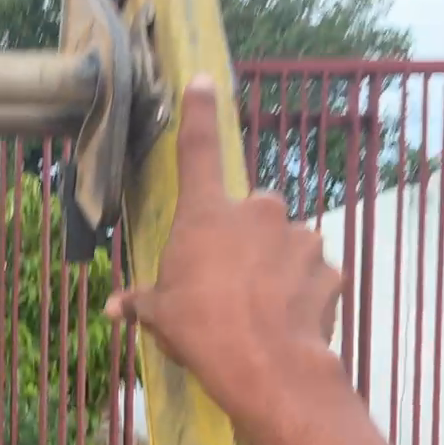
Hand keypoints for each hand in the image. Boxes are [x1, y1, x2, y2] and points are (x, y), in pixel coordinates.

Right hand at [105, 76, 342, 427]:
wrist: (265, 364)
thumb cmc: (197, 328)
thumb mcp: (158, 315)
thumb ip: (139, 302)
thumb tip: (113, 310)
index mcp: (205, 216)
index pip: (197, 152)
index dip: (198, 113)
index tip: (202, 80)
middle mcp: (256, 213)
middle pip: (248, 211)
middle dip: (240, 236)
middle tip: (224, 278)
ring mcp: (299, 238)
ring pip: (281, 242)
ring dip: (269, 264)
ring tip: (254, 306)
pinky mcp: (330, 268)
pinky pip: (308, 272)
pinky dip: (297, 290)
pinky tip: (283, 318)